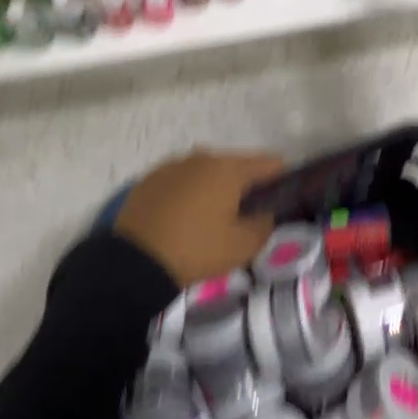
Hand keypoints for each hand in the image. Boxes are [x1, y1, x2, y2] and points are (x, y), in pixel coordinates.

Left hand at [113, 149, 284, 285]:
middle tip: (247, 215)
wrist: (133, 261)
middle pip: (236, 165)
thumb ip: (263, 226)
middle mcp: (202, 157)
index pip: (268, 163)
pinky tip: (185, 218)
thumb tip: (265, 215)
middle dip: (245, 185)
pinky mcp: (150, 178)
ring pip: (206, 172)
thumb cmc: (195, 250)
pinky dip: (189, 193)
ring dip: (215, 188)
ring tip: (213, 218)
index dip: (282, 178)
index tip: (283, 197)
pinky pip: (181, 180)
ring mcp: (173, 165)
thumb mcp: (241, 247)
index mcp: (228, 169)